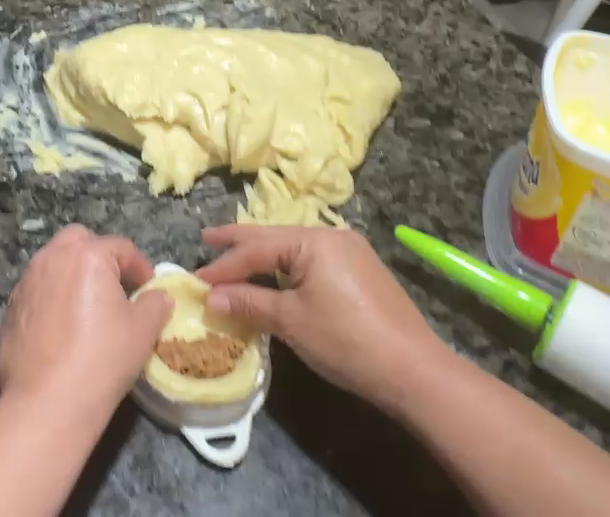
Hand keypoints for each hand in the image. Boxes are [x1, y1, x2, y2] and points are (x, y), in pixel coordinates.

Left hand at [0, 225, 172, 421]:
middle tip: (116, 286)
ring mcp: (27, 281)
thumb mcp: (142, 331)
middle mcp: (53, 257)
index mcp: (88, 256)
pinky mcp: (11, 306)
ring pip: (54, 261)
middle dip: (100, 256)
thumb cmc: (102, 359)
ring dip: (73, 273)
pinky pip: (38, 287)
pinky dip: (53, 294)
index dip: (140, 266)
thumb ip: (155, 304)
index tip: (149, 286)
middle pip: (80, 241)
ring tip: (89, 305)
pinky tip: (63, 325)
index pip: (121, 247)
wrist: (47, 402)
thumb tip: (158, 296)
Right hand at [195, 225, 448, 414]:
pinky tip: (273, 274)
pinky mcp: (359, 272)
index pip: (256, 250)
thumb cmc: (347, 341)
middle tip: (206, 239)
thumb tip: (210, 297)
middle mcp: (332, 236)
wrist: (415, 371)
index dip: (223, 267)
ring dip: (262, 256)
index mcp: (313, 241)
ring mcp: (350, 252)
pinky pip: (310, 260)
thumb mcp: (291, 321)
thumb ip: (248, 303)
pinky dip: (285, 267)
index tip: (194, 280)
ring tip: (233, 256)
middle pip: (274, 238)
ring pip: (293, 248)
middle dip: (239, 242)